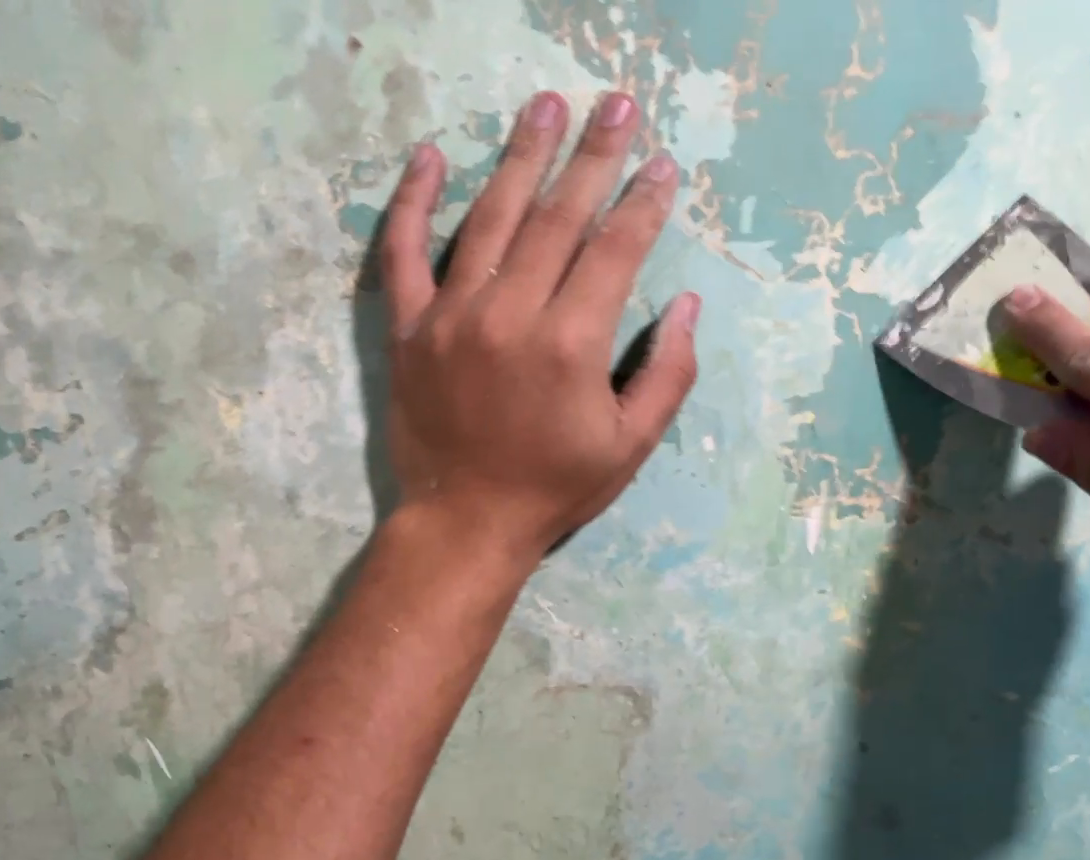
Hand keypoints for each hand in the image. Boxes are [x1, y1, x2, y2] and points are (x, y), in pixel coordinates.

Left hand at [379, 91, 699, 562]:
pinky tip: (430, 157)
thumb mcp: (632, 445)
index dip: (643, 204)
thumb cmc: (556, 487)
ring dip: (520, 158)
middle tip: (614, 106)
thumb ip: (667, 374)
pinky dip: (412, 202)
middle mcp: (510, 314)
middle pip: (557, 218)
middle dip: (592, 157)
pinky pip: (403, 252)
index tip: (661, 166)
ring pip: (489, 218)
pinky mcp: (409, 328)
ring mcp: (451, 315)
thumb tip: (685, 306)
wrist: (466, 523)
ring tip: (543, 107)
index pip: (614, 251)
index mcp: (571, 343)